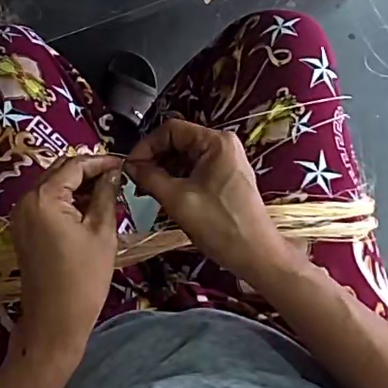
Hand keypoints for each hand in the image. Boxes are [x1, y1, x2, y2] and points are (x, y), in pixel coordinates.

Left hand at [9, 152, 124, 363]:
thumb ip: (106, 195)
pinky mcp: (22, 227)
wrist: (54, 321)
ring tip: (106, 192)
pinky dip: (64, 200)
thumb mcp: (101, 233)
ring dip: (76, 185)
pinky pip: (44, 202)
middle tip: (116, 177)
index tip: (122, 163)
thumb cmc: (83, 278)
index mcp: (44, 196)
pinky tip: (86, 208)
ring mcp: (20, 213)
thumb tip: (112, 172)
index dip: (100, 161)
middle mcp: (26, 198)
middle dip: (87, 171)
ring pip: (51, 185)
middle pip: (59, 171)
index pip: (73, 165)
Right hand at [124, 118, 299, 280]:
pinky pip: (192, 169)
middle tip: (135, 180)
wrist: (259, 258)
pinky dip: (175, 179)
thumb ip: (149, 177)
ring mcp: (225, 161)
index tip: (131, 166)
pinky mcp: (224, 176)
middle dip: (153, 159)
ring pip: (182, 157)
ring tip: (146, 190)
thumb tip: (128, 165)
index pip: (170, 130)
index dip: (146, 146)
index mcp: (215, 142)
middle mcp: (222, 145)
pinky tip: (162, 193)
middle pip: (176, 142)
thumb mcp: (177, 200)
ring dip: (162, 171)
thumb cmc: (220, 226)